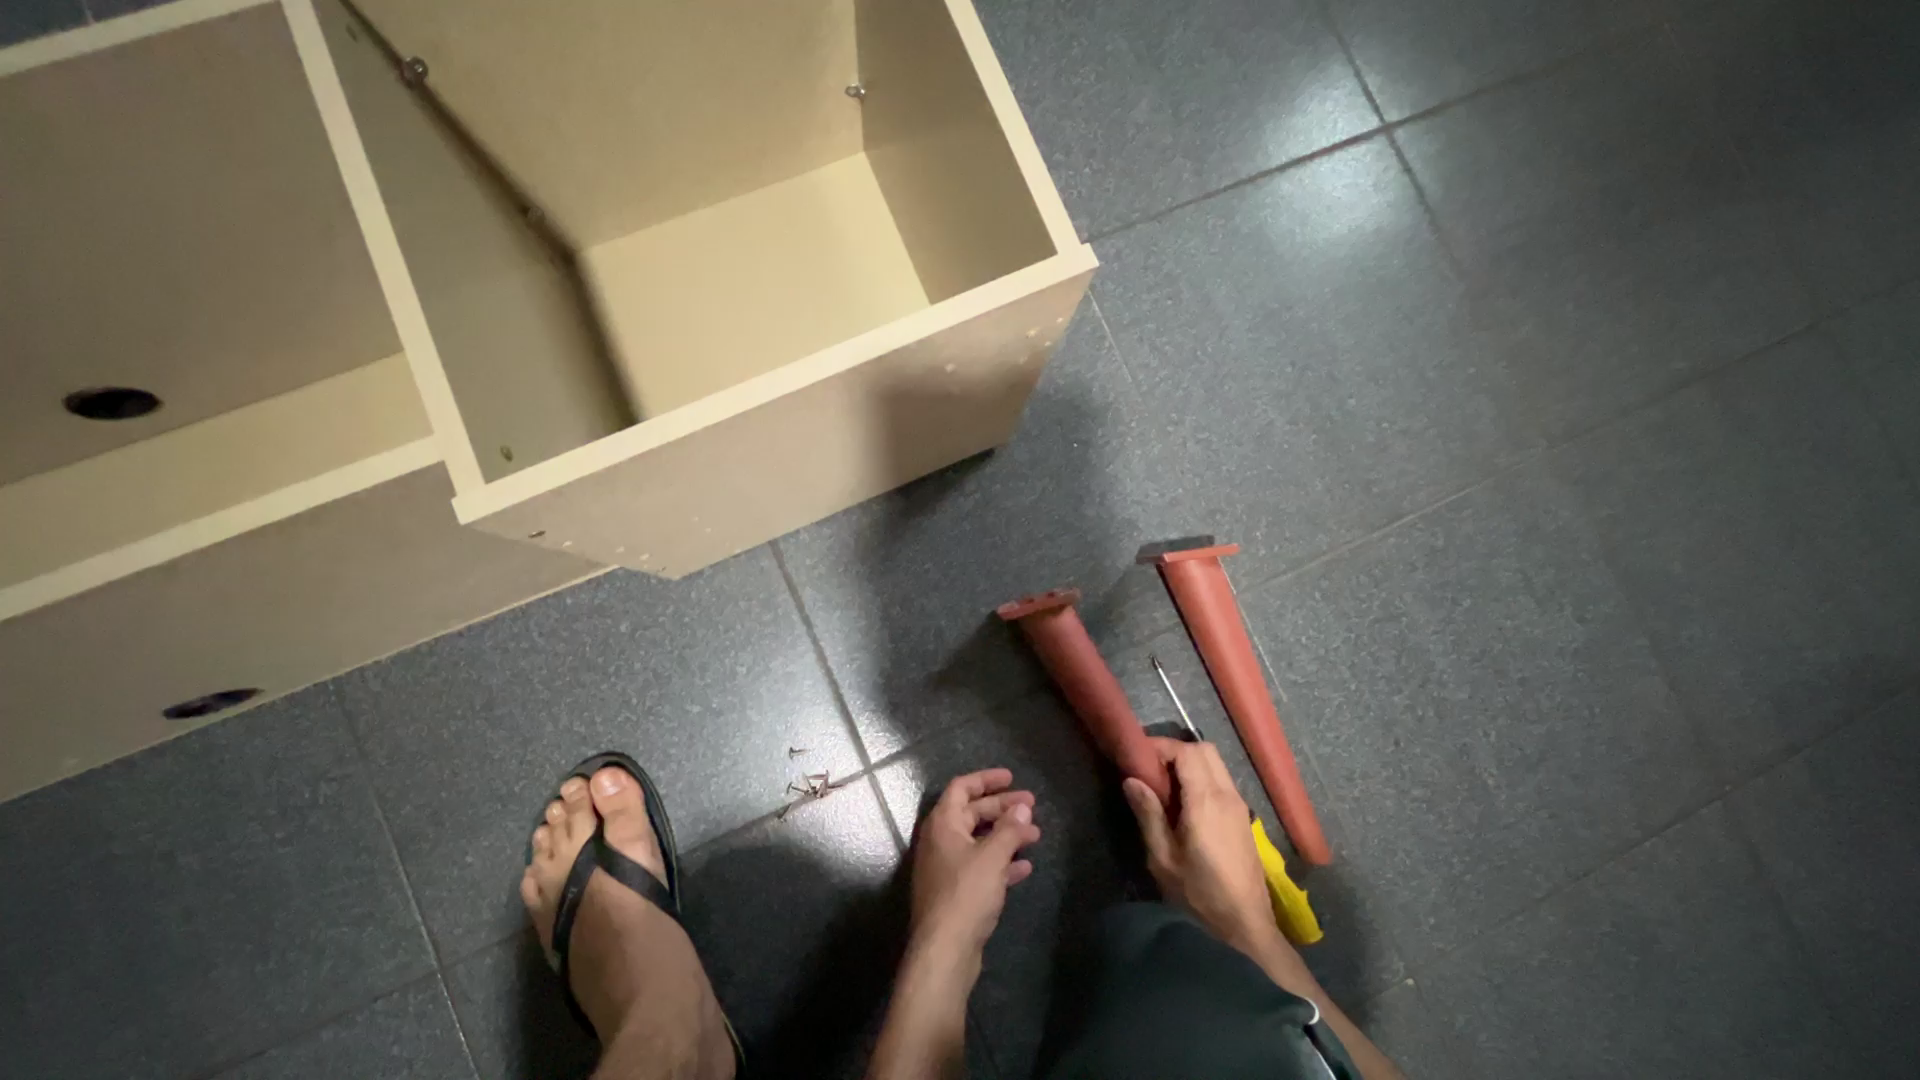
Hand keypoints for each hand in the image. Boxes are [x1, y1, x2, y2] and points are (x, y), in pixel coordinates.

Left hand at [908, 768, 1041, 957]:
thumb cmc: (965, 894)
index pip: (961, 788)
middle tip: (1032, 806)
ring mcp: (947, 868)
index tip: (1011, 778)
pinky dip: (1001, 863)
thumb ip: (1009, 830)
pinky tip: (1025, 868)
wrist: (944, 950)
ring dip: (1005, 836)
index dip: (986, 780)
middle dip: (1002, 808)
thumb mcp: (992, 857)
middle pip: (972, 813)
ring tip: (1035, 835)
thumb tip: (1022, 808)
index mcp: (942, 824)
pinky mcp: (956, 892)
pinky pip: (981, 867)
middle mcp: (940, 841)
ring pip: (979, 841)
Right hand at [1122, 738, 1275, 954]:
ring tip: (1163, 787)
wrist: (1244, 927)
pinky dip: (1201, 778)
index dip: (1161, 746)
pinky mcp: (1243, 818)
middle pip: (1204, 750)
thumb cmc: (1199, 895)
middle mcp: (1228, 795)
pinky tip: (1184, 804)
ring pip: (1215, 763)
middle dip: (1175, 750)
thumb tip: (1131, 779)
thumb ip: (1148, 814)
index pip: (1187, 752)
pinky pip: (1221, 781)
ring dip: (1189, 764)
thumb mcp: (1163, 858)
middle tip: (1149, 769)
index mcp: (1206, 801)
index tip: (1137, 757)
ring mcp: (1240, 806)